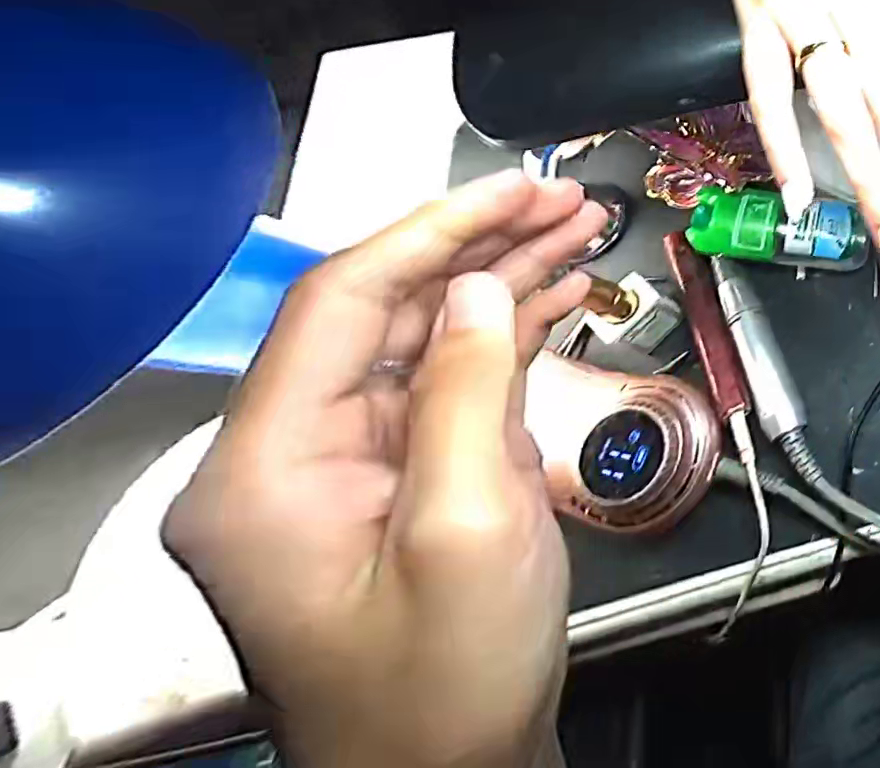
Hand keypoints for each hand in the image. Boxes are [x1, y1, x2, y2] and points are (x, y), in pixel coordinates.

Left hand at [163, 170, 605, 767]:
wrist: (463, 757)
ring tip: (582, 226)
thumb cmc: (450, 665)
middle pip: (398, 307)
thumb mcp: (466, 524)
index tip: (518, 191)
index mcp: (275, 464)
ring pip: (441, 330)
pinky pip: (469, 369)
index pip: (347, 302)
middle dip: (486, 242)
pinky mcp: (431, 459)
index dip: (436, 231)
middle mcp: (311, 443)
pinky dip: (518, 323)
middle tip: (568, 199)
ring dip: (511, 273)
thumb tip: (479, 287)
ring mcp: (376, 451)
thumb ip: (465, 393)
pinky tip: (564, 289)